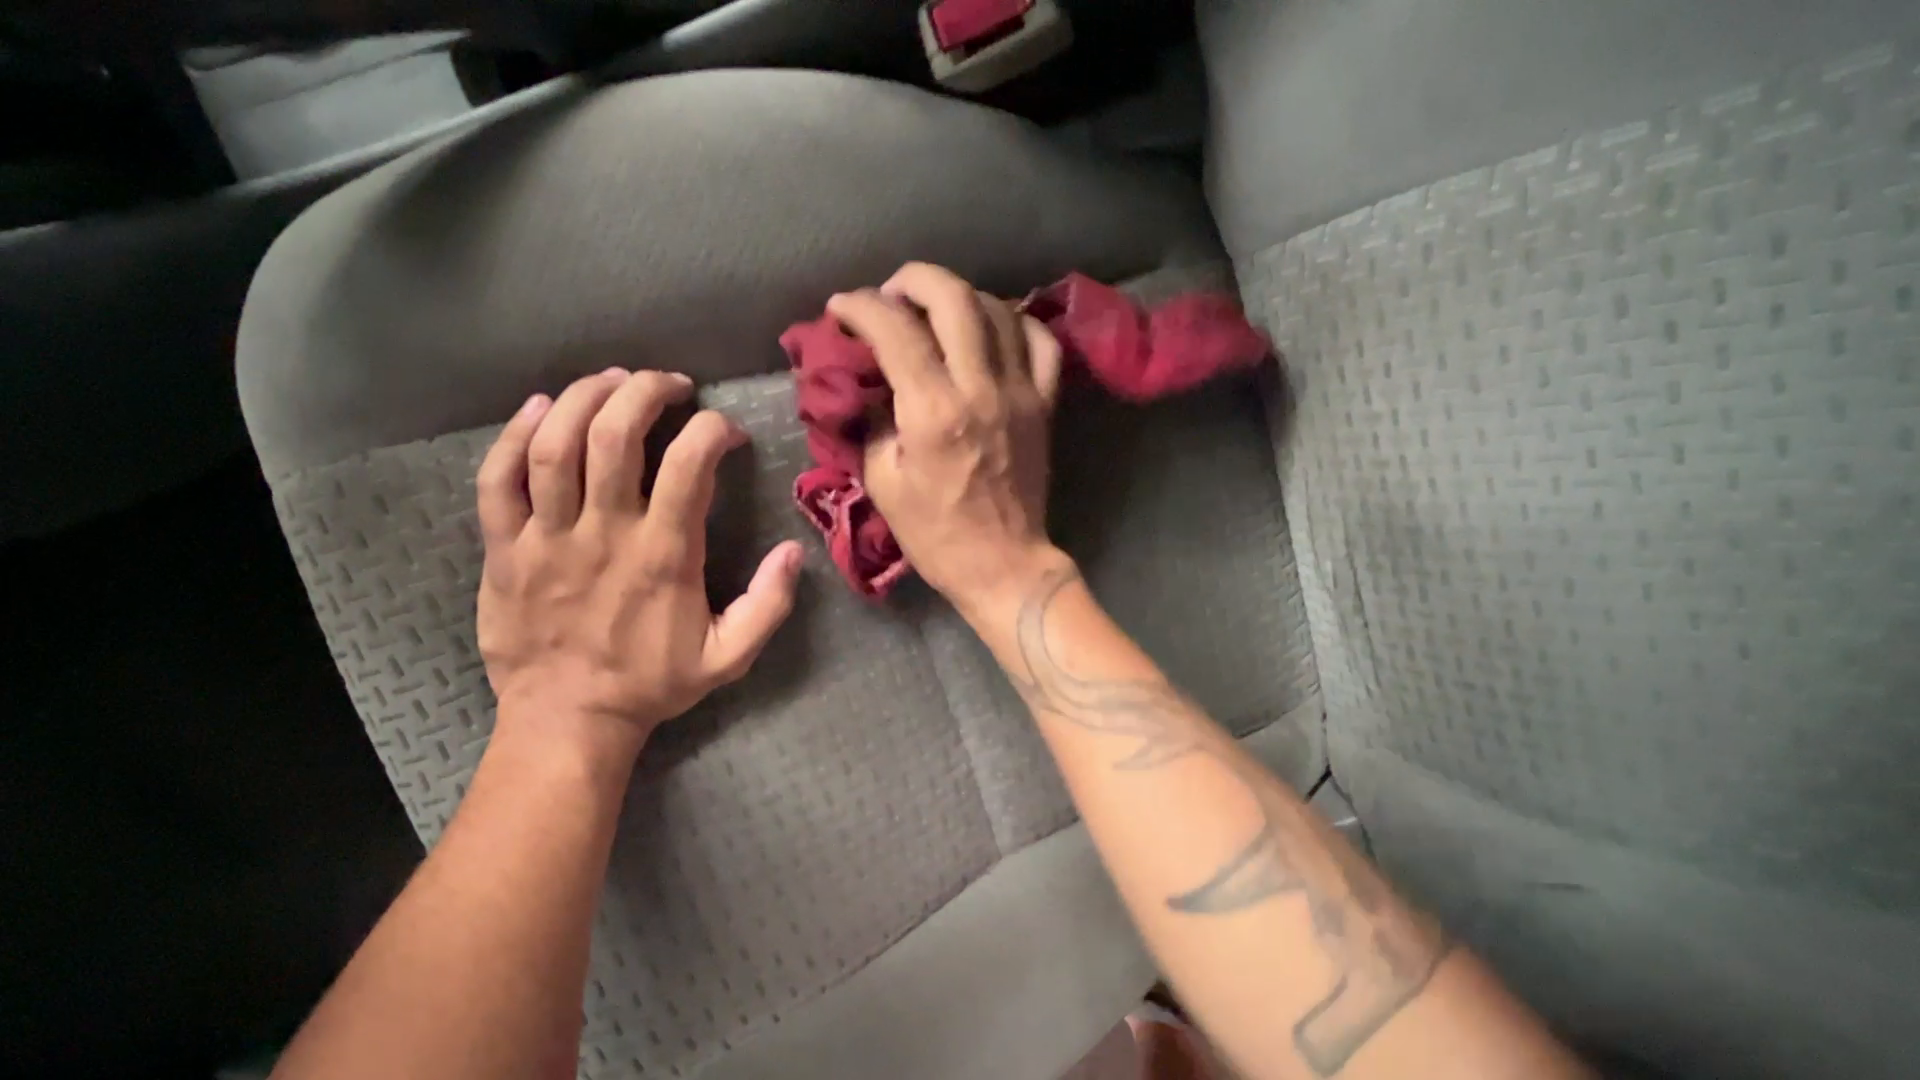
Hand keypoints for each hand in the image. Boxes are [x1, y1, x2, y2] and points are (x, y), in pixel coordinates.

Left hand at [475, 368, 802, 760]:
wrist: (567, 722)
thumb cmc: (651, 685)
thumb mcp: (729, 656)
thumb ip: (768, 605)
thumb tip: (795, 551)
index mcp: (663, 555)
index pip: (688, 464)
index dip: (712, 430)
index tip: (726, 431)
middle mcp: (603, 534)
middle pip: (613, 436)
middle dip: (643, 392)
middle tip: (669, 384)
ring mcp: (546, 538)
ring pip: (554, 446)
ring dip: (583, 398)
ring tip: (612, 380)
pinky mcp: (504, 549)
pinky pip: (497, 480)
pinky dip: (513, 436)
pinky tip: (538, 408)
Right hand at [827, 263, 1070, 615]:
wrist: (1004, 565)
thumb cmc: (936, 534)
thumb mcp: (883, 482)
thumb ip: (870, 422)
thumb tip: (861, 382)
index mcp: (933, 412)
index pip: (894, 329)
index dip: (859, 306)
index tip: (841, 308)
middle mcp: (980, 389)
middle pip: (953, 297)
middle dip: (913, 279)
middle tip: (890, 292)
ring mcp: (1020, 392)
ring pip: (998, 310)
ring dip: (960, 296)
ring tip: (935, 309)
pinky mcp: (1044, 404)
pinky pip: (1041, 342)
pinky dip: (1015, 322)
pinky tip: (992, 328)